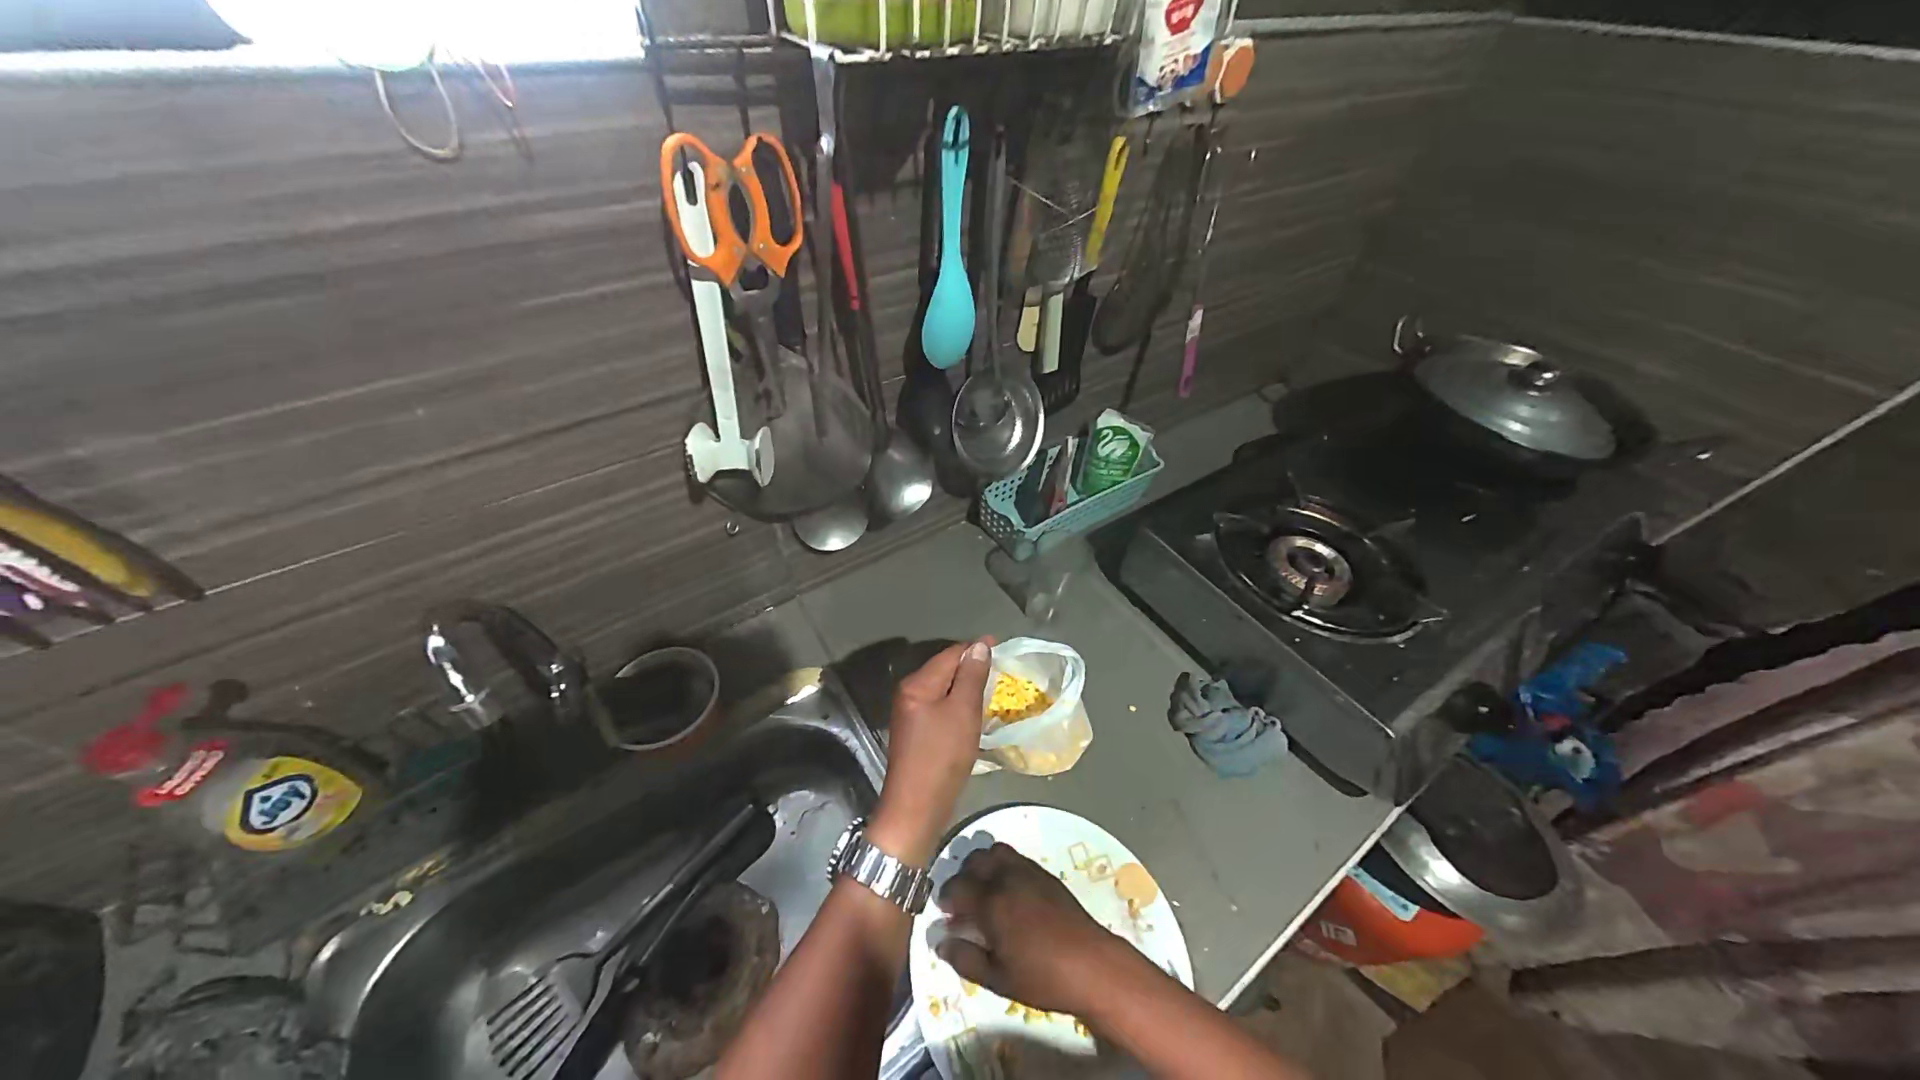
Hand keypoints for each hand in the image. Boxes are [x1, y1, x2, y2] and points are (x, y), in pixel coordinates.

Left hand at [868, 638, 993, 864]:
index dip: (975, 648)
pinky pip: (940, 705)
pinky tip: (974, 709)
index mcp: (917, 683)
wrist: (917, 805)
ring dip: (965, 684)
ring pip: (942, 688)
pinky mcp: (916, 731)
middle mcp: (909, 692)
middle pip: (943, 668)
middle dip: (970, 665)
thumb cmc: (943, 755)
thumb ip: (971, 676)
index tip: (1001, 646)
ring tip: (992, 685)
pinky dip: (957, 702)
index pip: (950, 654)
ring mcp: (910, 712)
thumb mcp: (963, 711)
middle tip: (1001, 666)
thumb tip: (978, 646)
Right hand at [933, 843, 1141, 1016]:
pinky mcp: (1045, 873)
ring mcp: (1028, 871)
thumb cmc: (1042, 976)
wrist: (1091, 964)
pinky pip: (1015, 857)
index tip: (945, 912)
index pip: (956, 887)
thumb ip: (965, 958)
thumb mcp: (998, 978)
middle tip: (962, 901)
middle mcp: (1006, 878)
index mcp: (991, 902)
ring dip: (982, 865)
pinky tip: (1008, 890)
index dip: (945, 897)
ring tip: (984, 889)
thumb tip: (941, 943)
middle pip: (973, 861)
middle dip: (962, 877)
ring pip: (995, 852)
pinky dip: (1003, 865)